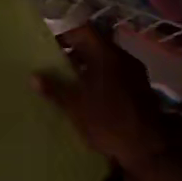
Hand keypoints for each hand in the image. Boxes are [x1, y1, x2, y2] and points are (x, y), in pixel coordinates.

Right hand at [33, 25, 169, 176]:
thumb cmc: (108, 122)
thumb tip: (33, 76)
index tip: (49, 47)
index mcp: (106, 54)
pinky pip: (116, 72)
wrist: (147, 149)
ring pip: (107, 59)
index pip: (83, 31)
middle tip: (56, 64)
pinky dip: (102, 77)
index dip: (65, 34)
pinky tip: (91, 94)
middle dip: (75, 52)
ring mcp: (135, 72)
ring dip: (89, 65)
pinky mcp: (141, 88)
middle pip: (96, 44)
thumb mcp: (75, 107)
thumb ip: (54, 89)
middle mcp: (123, 57)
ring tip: (70, 80)